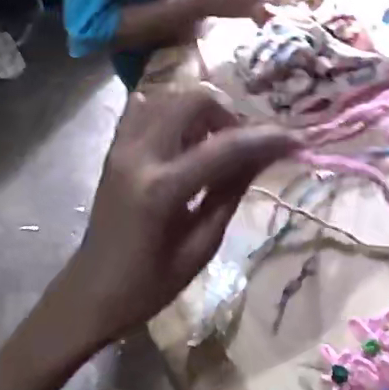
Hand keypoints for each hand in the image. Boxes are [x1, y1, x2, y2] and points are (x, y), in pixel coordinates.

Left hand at [52, 86, 296, 347]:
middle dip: (228, 115)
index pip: (225, 146)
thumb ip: (230, 192)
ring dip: (200, 112)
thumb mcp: (201, 246)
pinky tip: (184, 139)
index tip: (297, 139)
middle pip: (192, 101)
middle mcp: (138, 155)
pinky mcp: (114, 149)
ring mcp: (121, 147)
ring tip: (214, 144)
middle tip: (242, 146)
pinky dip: (171, 113)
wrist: (91, 292)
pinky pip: (144, 109)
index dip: (266, 139)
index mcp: (161, 189)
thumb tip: (265, 155)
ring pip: (168, 97)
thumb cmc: (150, 284)